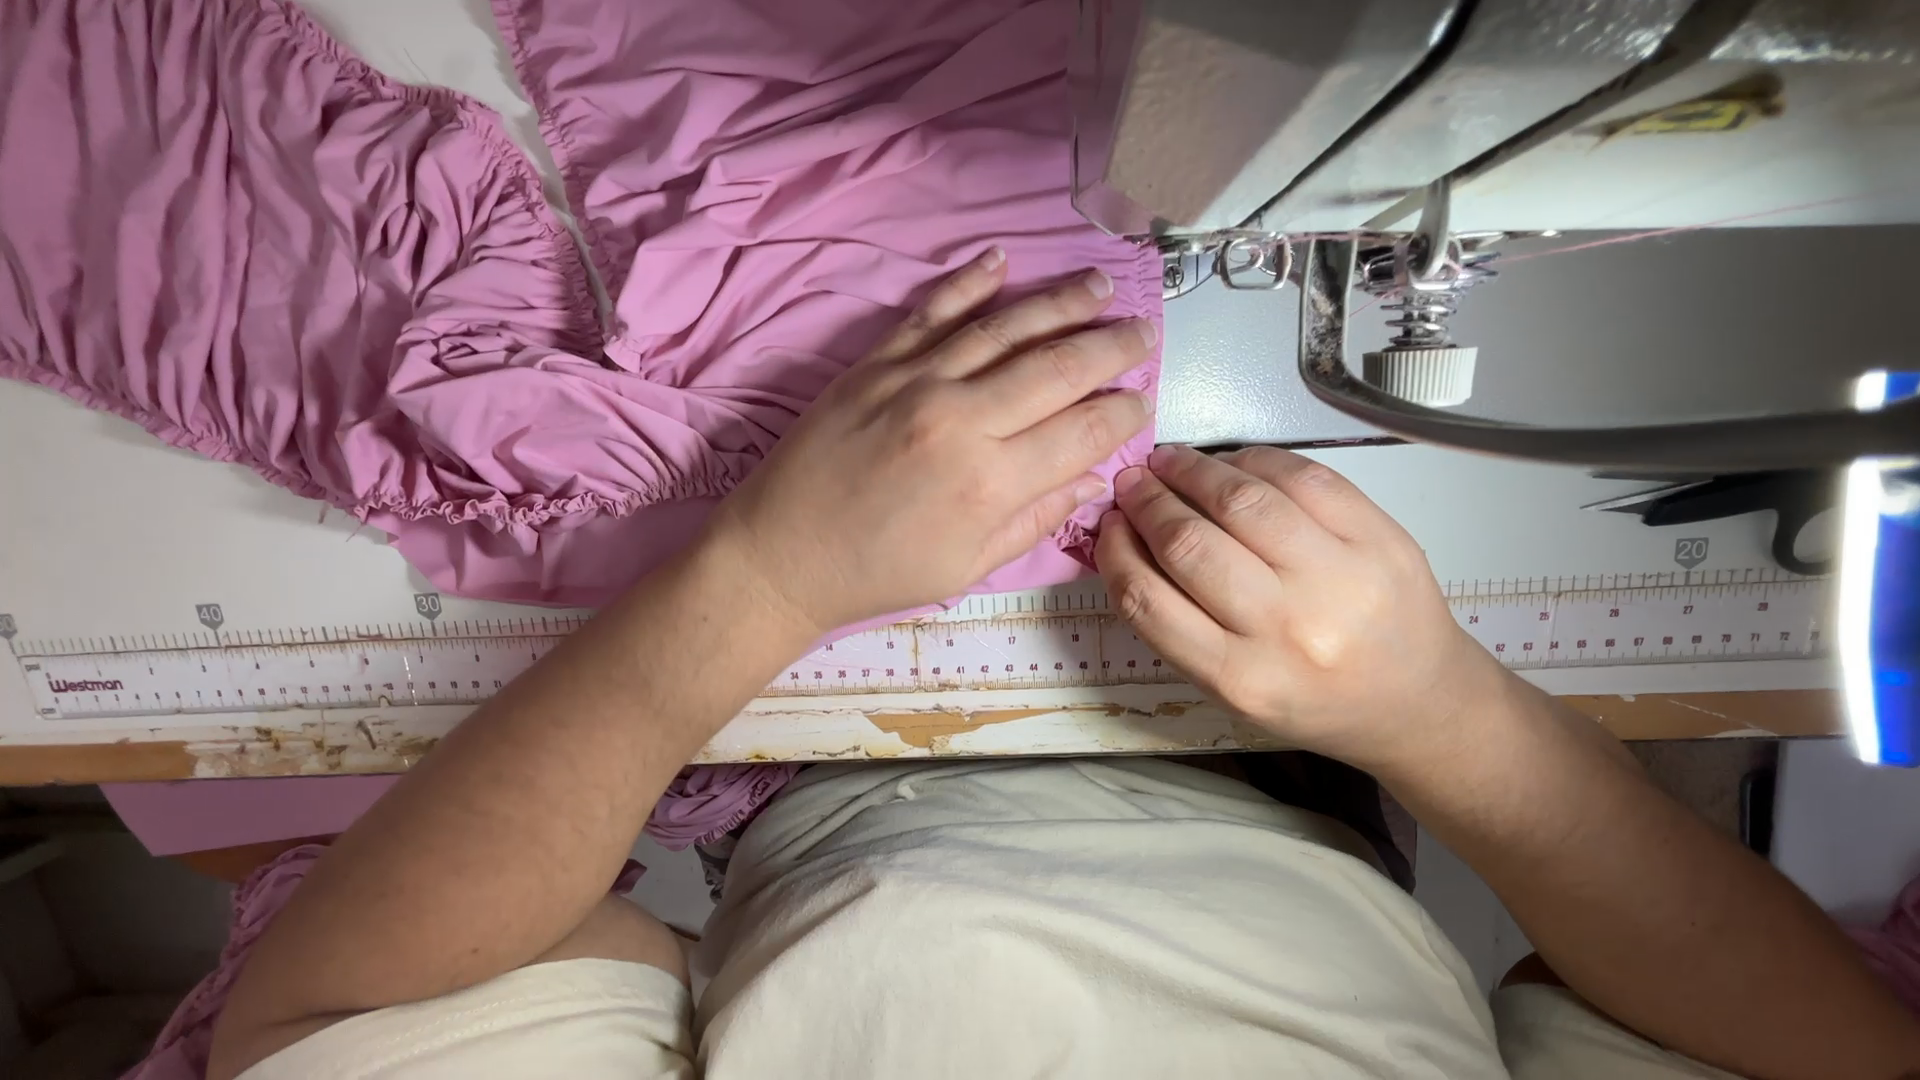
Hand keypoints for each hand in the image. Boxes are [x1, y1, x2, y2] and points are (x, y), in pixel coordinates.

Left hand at [711, 249, 1154, 634]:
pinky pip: (931, 311)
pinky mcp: (875, 363)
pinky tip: (1002, 261)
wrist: (781, 555)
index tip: (1143, 402)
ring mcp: (915, 381)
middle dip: (1112, 348)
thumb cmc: (878, 574)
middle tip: (1145, 332)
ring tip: (1101, 288)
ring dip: (1061, 303)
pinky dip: (968, 283)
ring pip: (1006, 328)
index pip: (1082, 432)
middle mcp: (960, 420)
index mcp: (990, 483)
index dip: (1122, 414)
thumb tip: (1091, 479)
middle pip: (1058, 369)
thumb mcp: (966, 568)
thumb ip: (1034, 518)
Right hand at [1094, 445, 1506, 772]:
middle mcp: (1289, 630)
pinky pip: (1301, 477)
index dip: (1116, 551)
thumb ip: (1175, 621)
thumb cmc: (1313, 699)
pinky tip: (1230, 463)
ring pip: (1242, 501)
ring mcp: (1340, 579)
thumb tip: (1129, 536)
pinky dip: (1252, 459)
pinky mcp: (1381, 538)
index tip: (1108, 525)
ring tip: (1170, 462)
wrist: (1417, 702)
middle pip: (1190, 544)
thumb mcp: (1230, 687)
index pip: (1148, 601)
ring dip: (1192, 470)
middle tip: (1132, 483)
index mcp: (1241, 678)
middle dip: (1148, 502)